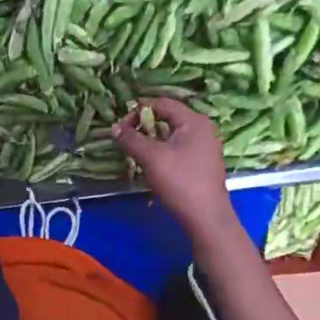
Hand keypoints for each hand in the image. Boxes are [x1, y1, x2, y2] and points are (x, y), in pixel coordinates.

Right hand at [113, 97, 236, 231]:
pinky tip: (152, 164)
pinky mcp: (202, 161)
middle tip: (126, 139)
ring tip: (135, 152)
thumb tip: (114, 128)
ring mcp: (204, 145)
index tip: (121, 126)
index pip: (162, 104)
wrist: (205, 215)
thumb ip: (131, 139)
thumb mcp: (151, 158)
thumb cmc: (180, 181)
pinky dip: (162, 150)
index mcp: (194, 121)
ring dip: (151, 139)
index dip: (138, 110)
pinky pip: (178, 147)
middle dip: (144, 126)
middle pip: (168, 118)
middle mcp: (203, 128)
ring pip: (172, 134)